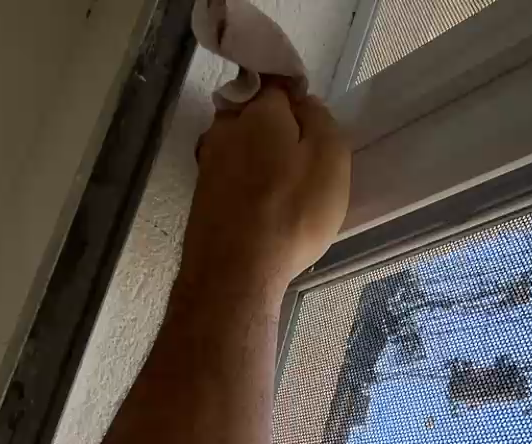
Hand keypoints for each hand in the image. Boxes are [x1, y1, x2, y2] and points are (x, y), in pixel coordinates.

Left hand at [183, 81, 349, 292]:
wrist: (236, 271)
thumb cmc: (291, 212)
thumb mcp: (330, 160)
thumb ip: (322, 121)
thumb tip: (306, 106)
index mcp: (259, 109)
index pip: (278, 85)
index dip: (297, 102)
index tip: (313, 131)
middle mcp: (224, 127)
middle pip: (253, 118)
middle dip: (274, 134)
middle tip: (299, 168)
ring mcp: (207, 163)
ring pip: (239, 150)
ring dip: (258, 165)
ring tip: (280, 197)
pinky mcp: (200, 197)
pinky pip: (230, 182)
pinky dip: (245, 192)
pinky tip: (259, 216)